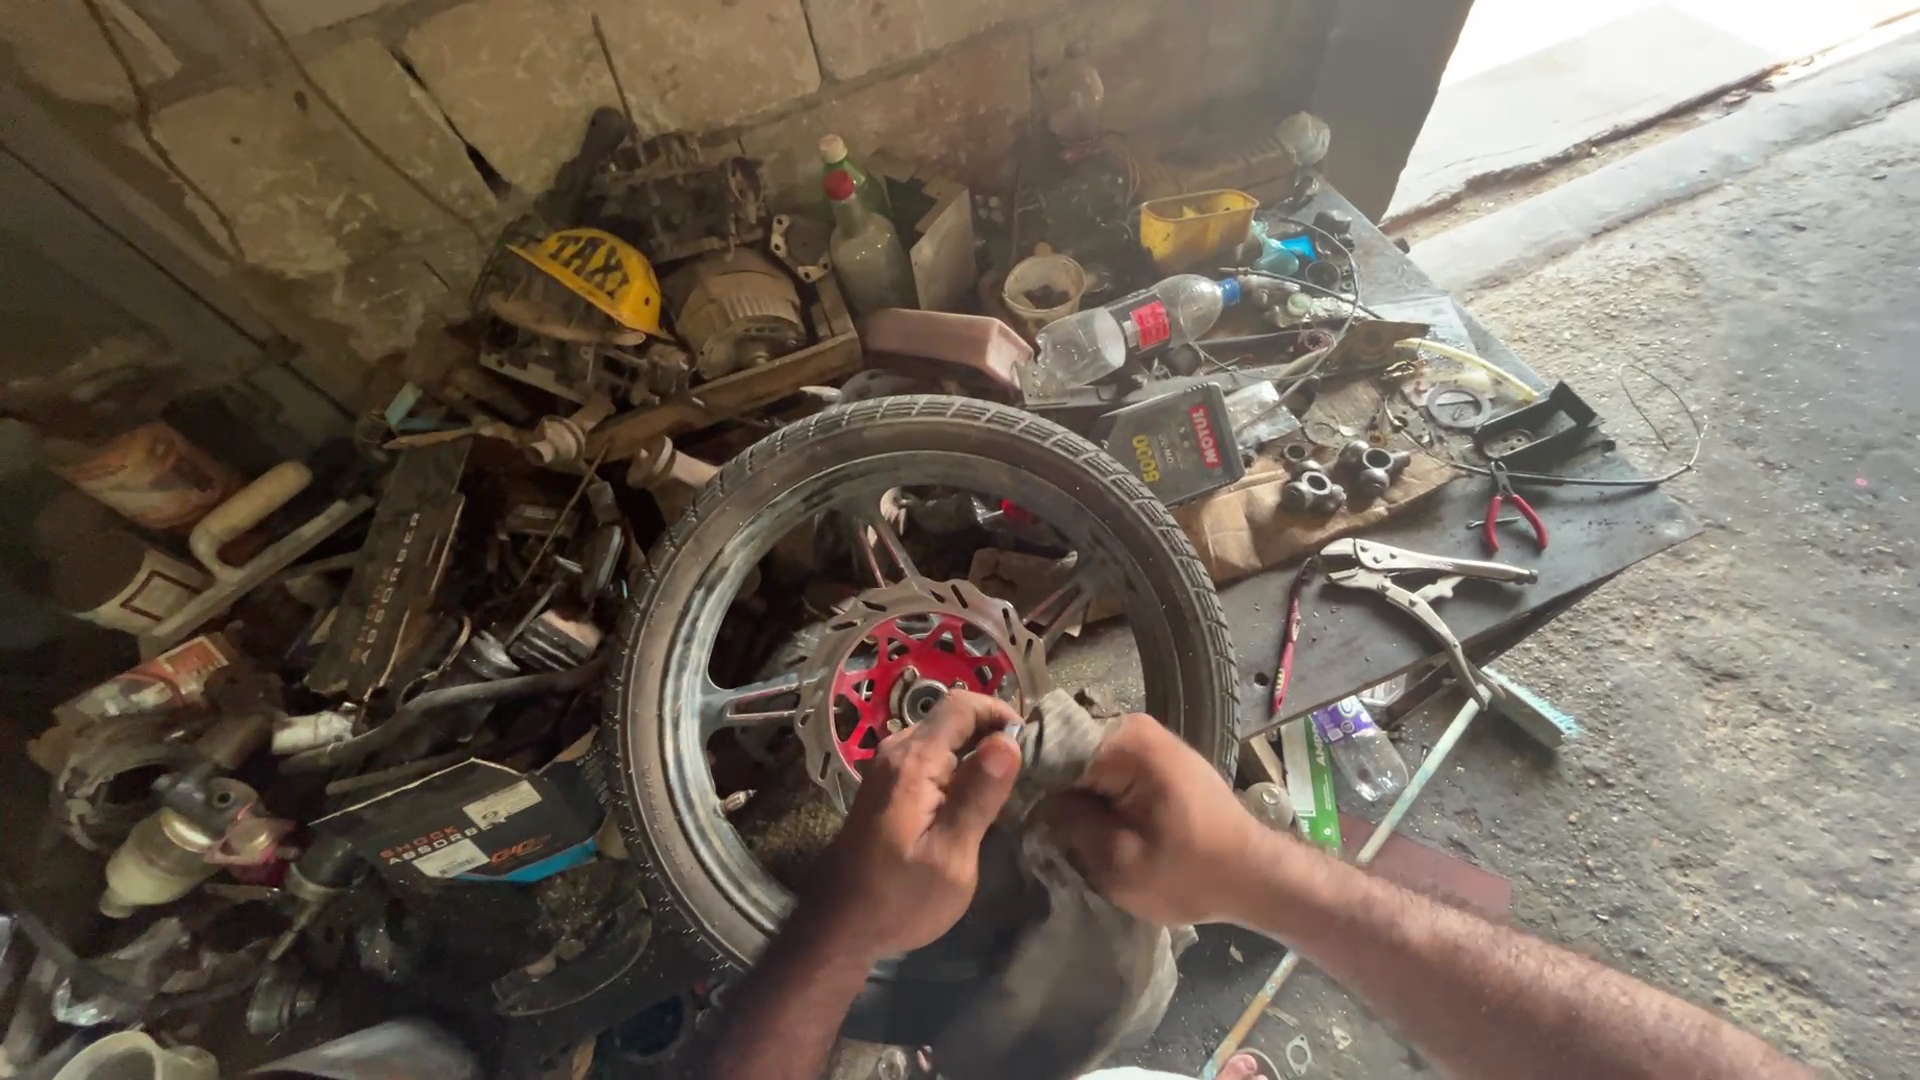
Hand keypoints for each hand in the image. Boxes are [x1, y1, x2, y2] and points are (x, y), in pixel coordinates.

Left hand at [808, 690, 1023, 961]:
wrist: (840, 927)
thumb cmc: (899, 897)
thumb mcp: (951, 854)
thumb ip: (979, 794)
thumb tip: (1009, 740)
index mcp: (914, 760)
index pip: (961, 706)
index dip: (999, 712)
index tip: (1031, 739)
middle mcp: (897, 752)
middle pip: (950, 718)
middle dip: (991, 732)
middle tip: (1026, 766)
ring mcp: (888, 768)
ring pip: (940, 737)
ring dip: (975, 750)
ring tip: (1006, 784)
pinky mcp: (887, 786)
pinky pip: (929, 758)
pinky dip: (956, 766)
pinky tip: (973, 798)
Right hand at [1040, 713, 1269, 925]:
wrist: (1255, 876)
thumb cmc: (1190, 873)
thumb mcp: (1118, 863)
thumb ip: (1068, 823)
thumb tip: (1032, 799)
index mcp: (1123, 741)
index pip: (1048, 745)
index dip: (1023, 778)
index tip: (1007, 808)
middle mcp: (1131, 725)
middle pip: (1063, 746)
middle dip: (1046, 782)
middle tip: (1029, 822)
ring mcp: (1144, 737)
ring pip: (1081, 757)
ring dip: (1068, 788)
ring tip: (1053, 824)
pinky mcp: (1152, 755)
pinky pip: (1103, 763)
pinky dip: (1091, 789)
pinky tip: (1086, 818)